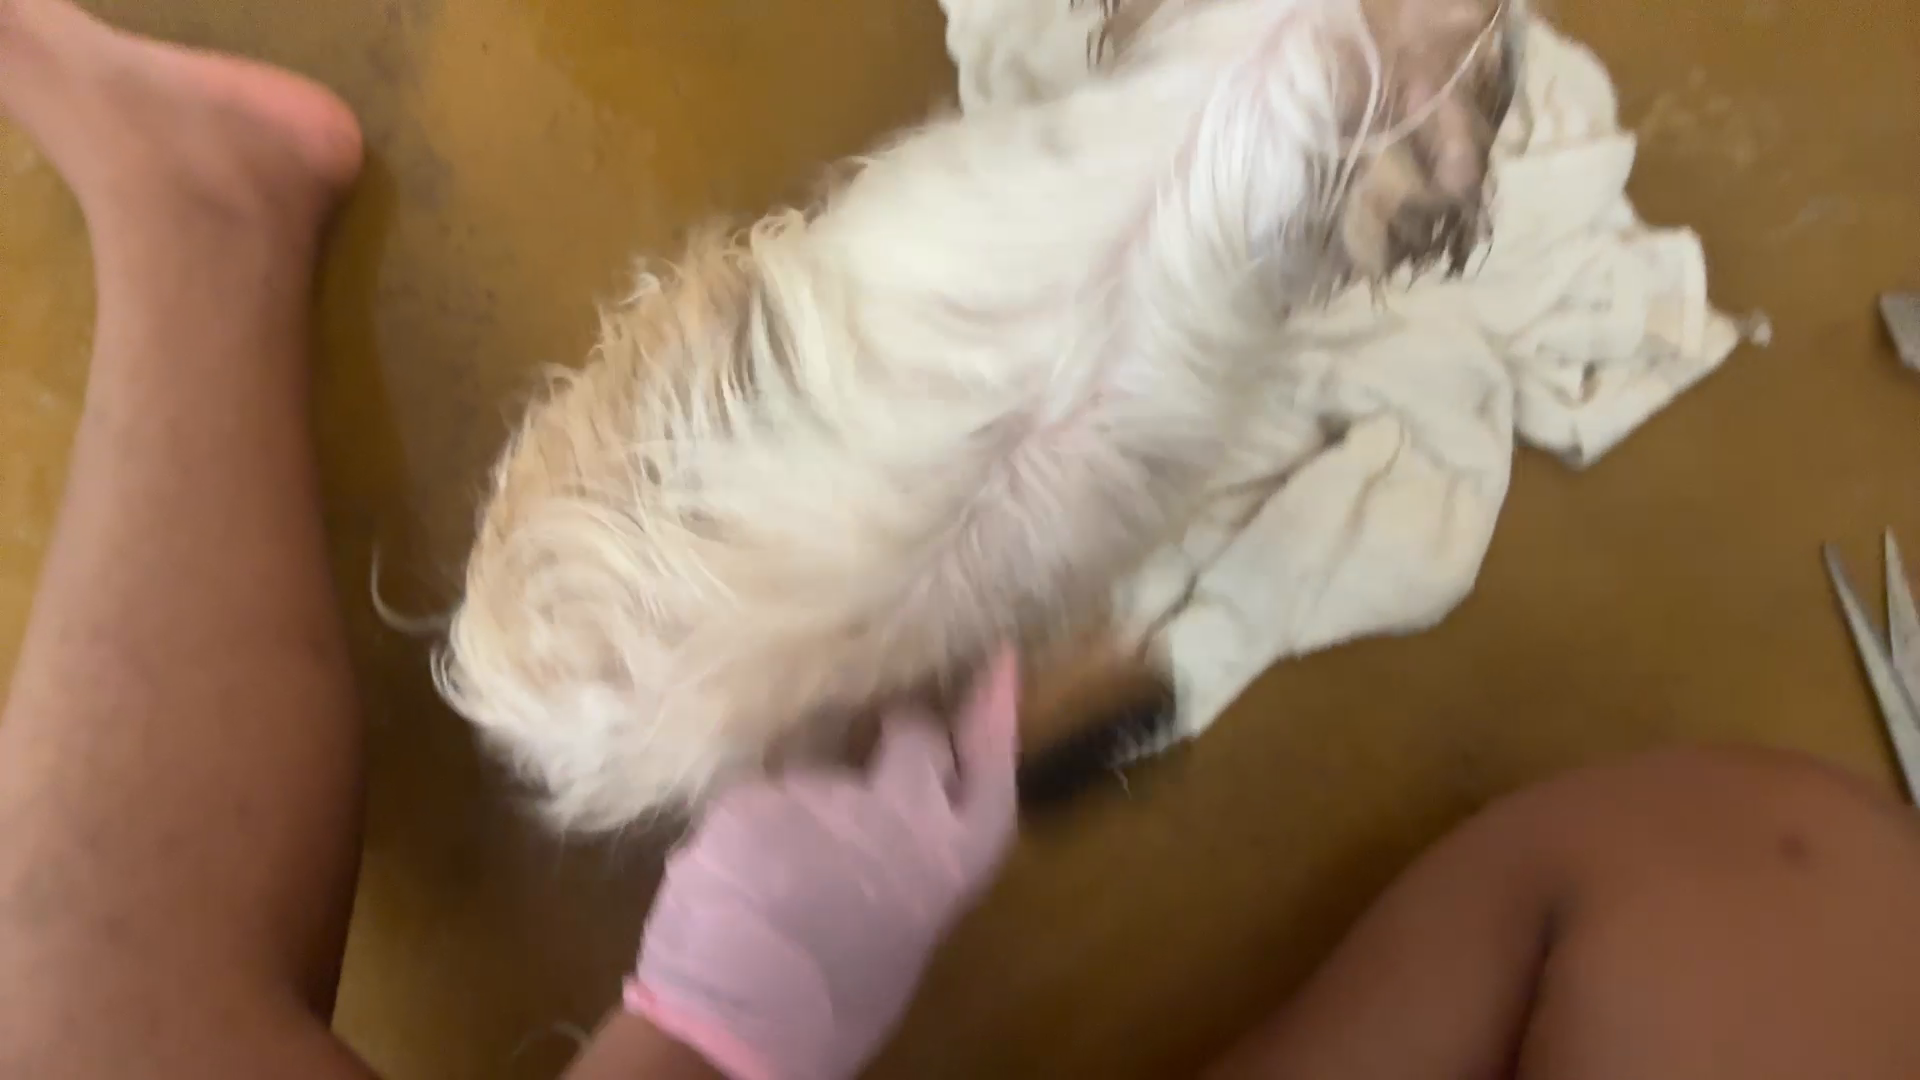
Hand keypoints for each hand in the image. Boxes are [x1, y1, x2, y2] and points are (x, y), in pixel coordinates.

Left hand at [625, 651, 1021, 1079]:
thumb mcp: (907, 933)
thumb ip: (919, 857)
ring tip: (788, 847)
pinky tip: (741, 861)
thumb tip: (914, 811)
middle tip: (875, 760)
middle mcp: (895, 811)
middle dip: (901, 732)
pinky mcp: (754, 793)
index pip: (990, 764)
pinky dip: (757, 812)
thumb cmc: (833, 1004)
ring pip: (828, 755)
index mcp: (944, 860)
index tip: (1000, 656)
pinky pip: (765, 782)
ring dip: (817, 784)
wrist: (726, 1046)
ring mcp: (822, 795)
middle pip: (914, 730)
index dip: (997, 709)